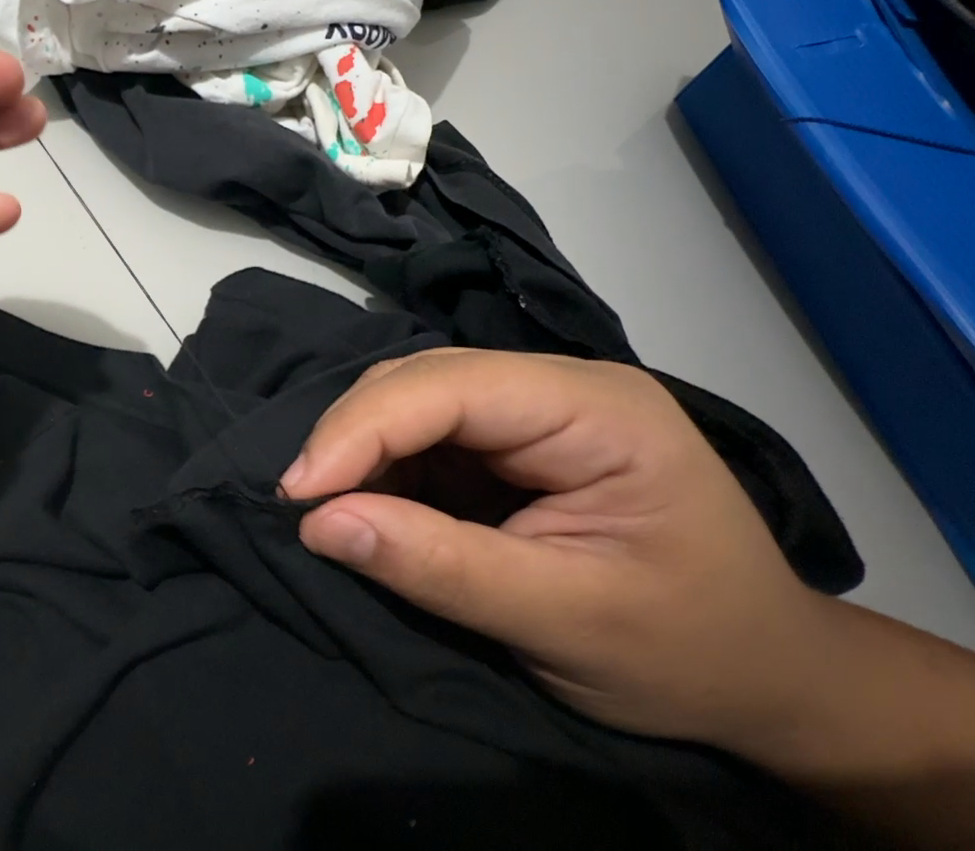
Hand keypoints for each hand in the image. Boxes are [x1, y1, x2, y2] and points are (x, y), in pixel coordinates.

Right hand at [279, 348, 840, 752]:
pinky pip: (417, 438)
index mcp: (599, 412)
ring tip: (325, 512)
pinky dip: (376, 472)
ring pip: (407, 401)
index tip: (297, 495)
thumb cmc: (687, 653)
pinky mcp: (505, 444)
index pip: (452, 387)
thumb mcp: (565, 620)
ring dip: (357, 454)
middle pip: (420, 380)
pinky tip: (363, 509)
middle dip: (351, 438)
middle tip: (300, 508)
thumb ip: (440, 567)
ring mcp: (530, 412)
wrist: (759, 676)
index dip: (361, 430)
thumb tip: (318, 524)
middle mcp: (558, 390)